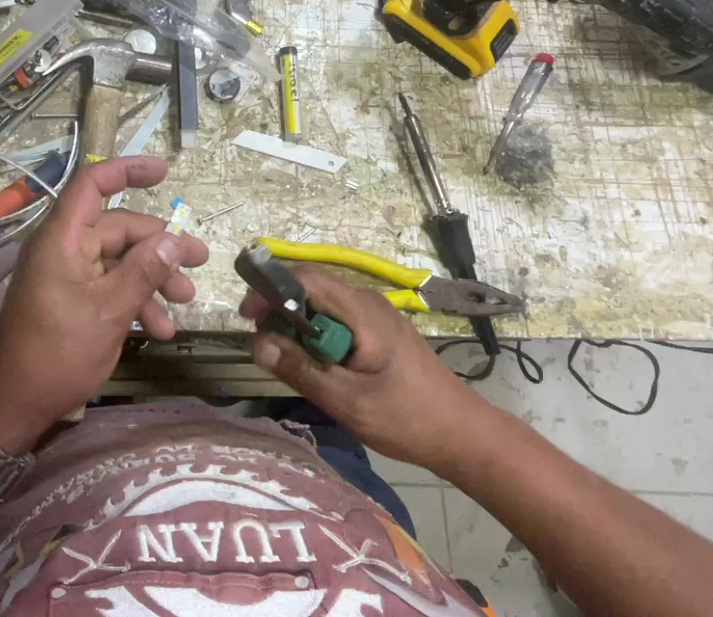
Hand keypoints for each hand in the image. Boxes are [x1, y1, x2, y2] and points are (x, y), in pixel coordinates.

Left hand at [0, 156, 208, 451]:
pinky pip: (109, 285)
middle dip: (160, 245)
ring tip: (186, 301)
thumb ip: (143, 271)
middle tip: (200, 262)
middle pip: (118, 228)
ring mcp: (67, 274)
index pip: (92, 185)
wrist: (15, 403)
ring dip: (153, 278)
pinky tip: (161, 330)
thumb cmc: (57, 352)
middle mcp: (63, 248)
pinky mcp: (71, 299)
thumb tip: (173, 238)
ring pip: (119, 260)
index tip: (164, 171)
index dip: (126, 171)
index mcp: (62, 239)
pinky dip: (135, 300)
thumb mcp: (109, 312)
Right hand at [241, 265, 500, 472]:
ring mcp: (374, 314)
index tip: (247, 317)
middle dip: (279, 311)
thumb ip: (302, 369)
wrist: (465, 435)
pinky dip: (315, 335)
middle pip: (309, 288)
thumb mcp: (349, 401)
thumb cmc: (409, 418)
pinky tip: (314, 364)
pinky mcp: (377, 330)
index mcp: (362, 310)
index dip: (270, 289)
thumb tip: (257, 344)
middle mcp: (367, 301)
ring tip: (284, 358)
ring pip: (320, 305)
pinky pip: (335, 319)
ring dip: (296, 326)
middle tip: (263, 346)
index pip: (305, 278)